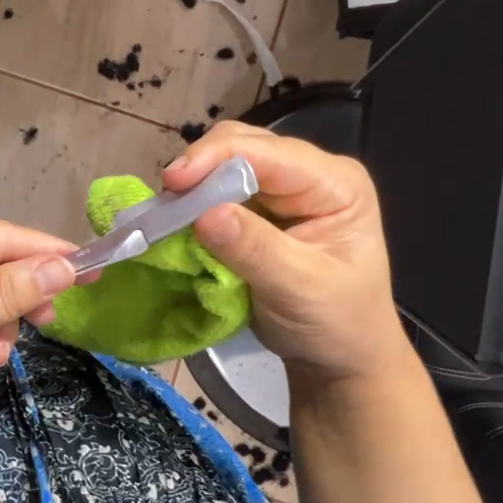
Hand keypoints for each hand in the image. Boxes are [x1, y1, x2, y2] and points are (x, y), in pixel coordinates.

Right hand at [164, 121, 408, 379]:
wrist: (338, 356)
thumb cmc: (335, 322)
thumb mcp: (299, 288)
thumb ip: (254, 249)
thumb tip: (204, 215)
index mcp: (334, 183)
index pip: (268, 152)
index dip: (216, 159)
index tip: (172, 183)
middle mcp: (306, 175)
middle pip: (242, 146)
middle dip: (200, 169)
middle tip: (164, 201)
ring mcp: (280, 191)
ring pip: (223, 164)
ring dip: (191, 187)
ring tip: (164, 214)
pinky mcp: (256, 210)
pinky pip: (215, 192)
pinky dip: (191, 204)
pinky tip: (174, 221)